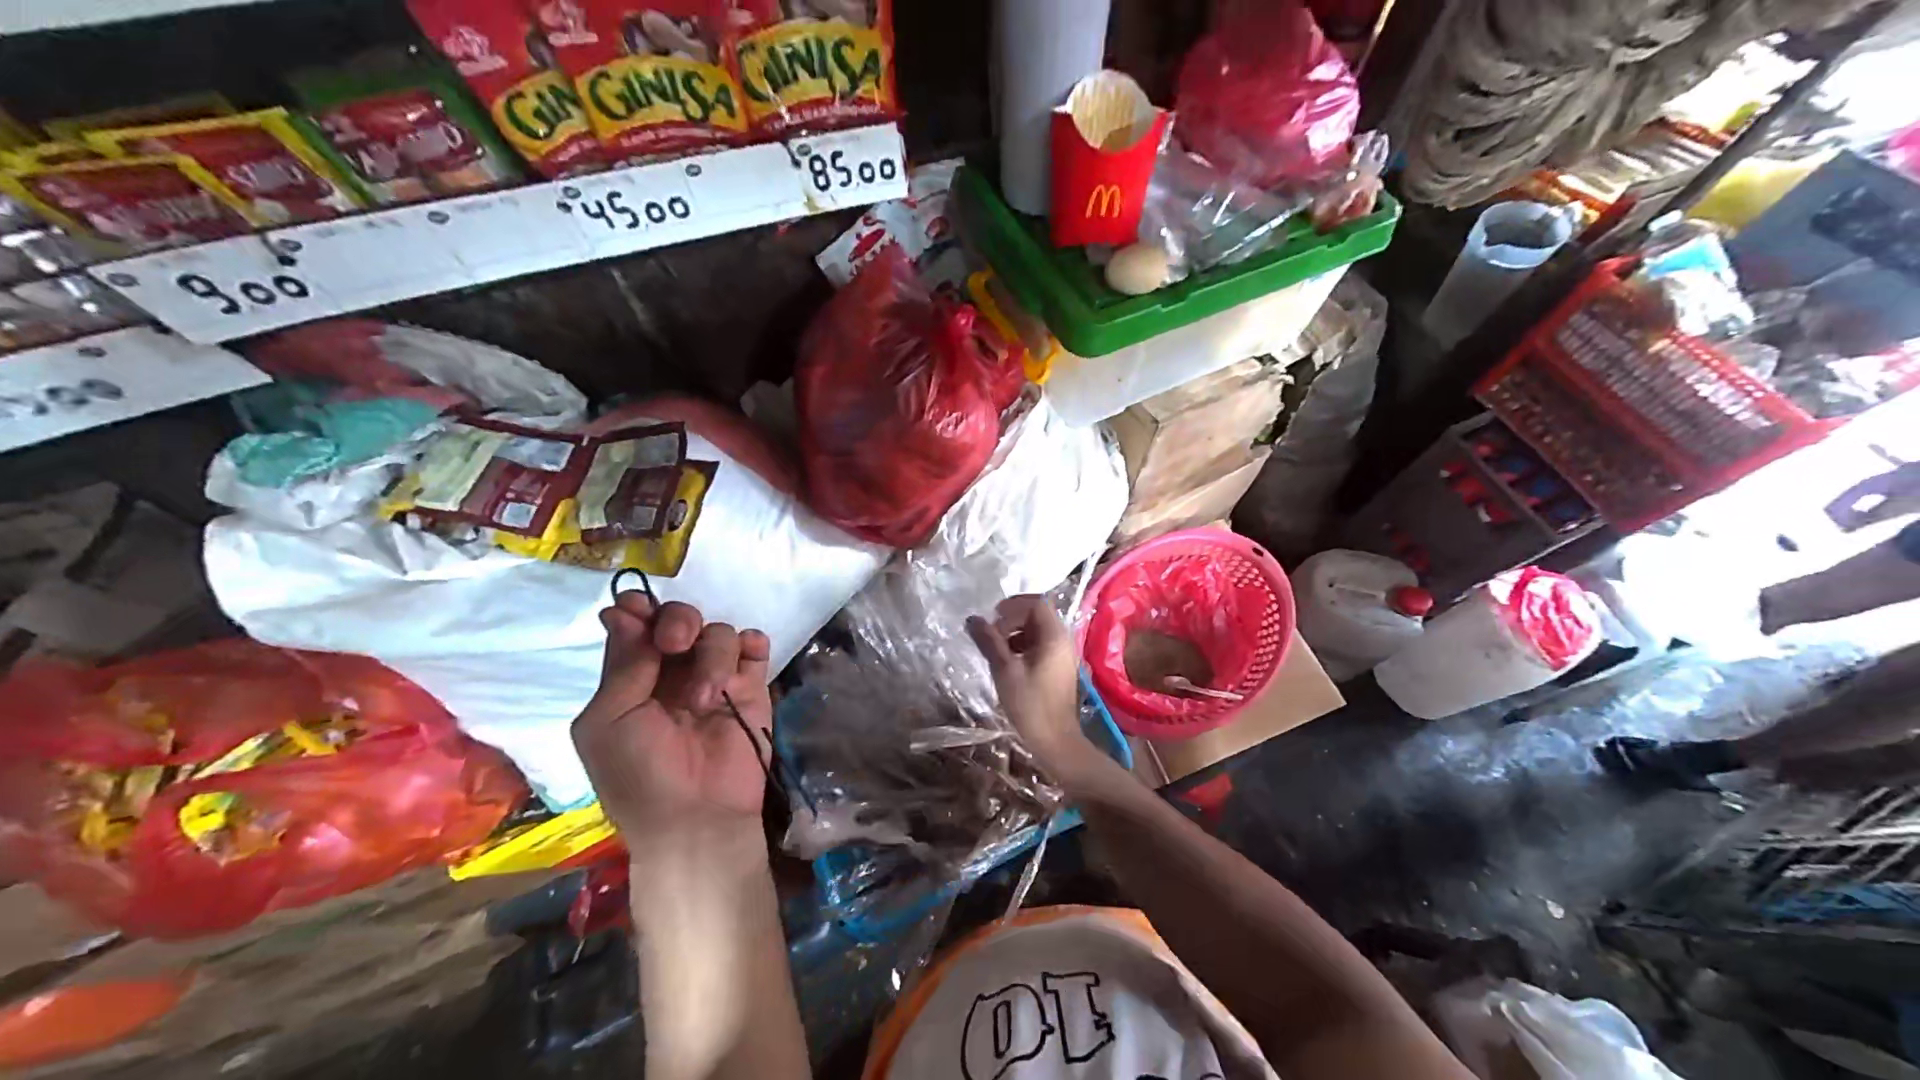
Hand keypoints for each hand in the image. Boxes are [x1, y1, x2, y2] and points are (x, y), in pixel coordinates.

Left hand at [572, 592, 774, 846]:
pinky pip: (754, 646)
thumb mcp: (609, 721)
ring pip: (718, 631)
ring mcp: (715, 678)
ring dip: (712, 655)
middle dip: (678, 621)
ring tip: (705, 698)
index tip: (639, 606)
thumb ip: (624, 664)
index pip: (636, 626)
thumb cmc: (638, 774)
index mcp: (632, 678)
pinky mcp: (751, 688)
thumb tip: (623, 610)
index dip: (639, 609)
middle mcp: (673, 671)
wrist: (696, 817)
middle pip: (679, 618)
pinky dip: (750, 644)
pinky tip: (744, 665)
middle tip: (677, 644)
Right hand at [967, 596, 1105, 786]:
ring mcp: (1062, 655)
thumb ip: (989, 641)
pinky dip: (1021, 646)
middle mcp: (1062, 640)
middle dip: (1012, 618)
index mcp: (1054, 636)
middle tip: (991, 633)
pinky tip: (1007, 663)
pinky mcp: (1058, 668)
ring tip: (996, 649)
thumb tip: (972, 619)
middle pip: (1037, 614)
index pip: (1036, 602)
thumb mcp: (1004, 671)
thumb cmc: (1030, 704)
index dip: (1012, 605)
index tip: (992, 619)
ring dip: (1015, 632)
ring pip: (1037, 630)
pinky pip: (1039, 645)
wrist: (1056, 741)